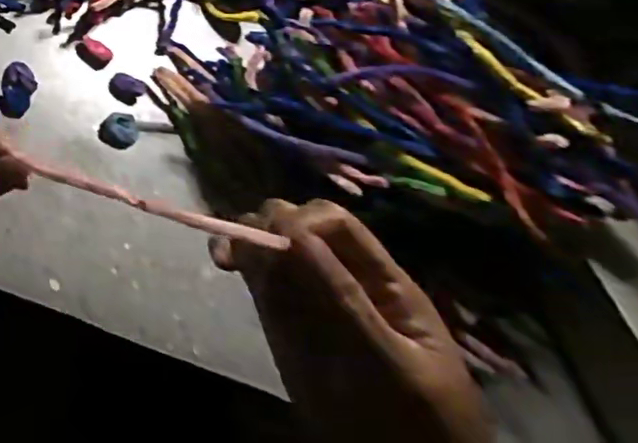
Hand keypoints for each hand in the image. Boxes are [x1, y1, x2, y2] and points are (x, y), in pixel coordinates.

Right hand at [212, 200, 490, 442]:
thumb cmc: (414, 416)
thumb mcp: (393, 362)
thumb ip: (347, 300)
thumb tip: (297, 234)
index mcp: (382, 282)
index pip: (335, 224)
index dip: (303, 222)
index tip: (279, 242)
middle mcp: (340, 275)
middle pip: (296, 222)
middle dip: (267, 225)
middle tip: (250, 249)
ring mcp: (308, 291)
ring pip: (269, 240)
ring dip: (243, 237)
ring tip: (227, 256)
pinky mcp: (281, 309)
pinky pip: (256, 269)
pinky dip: (234, 256)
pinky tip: (223, 261)